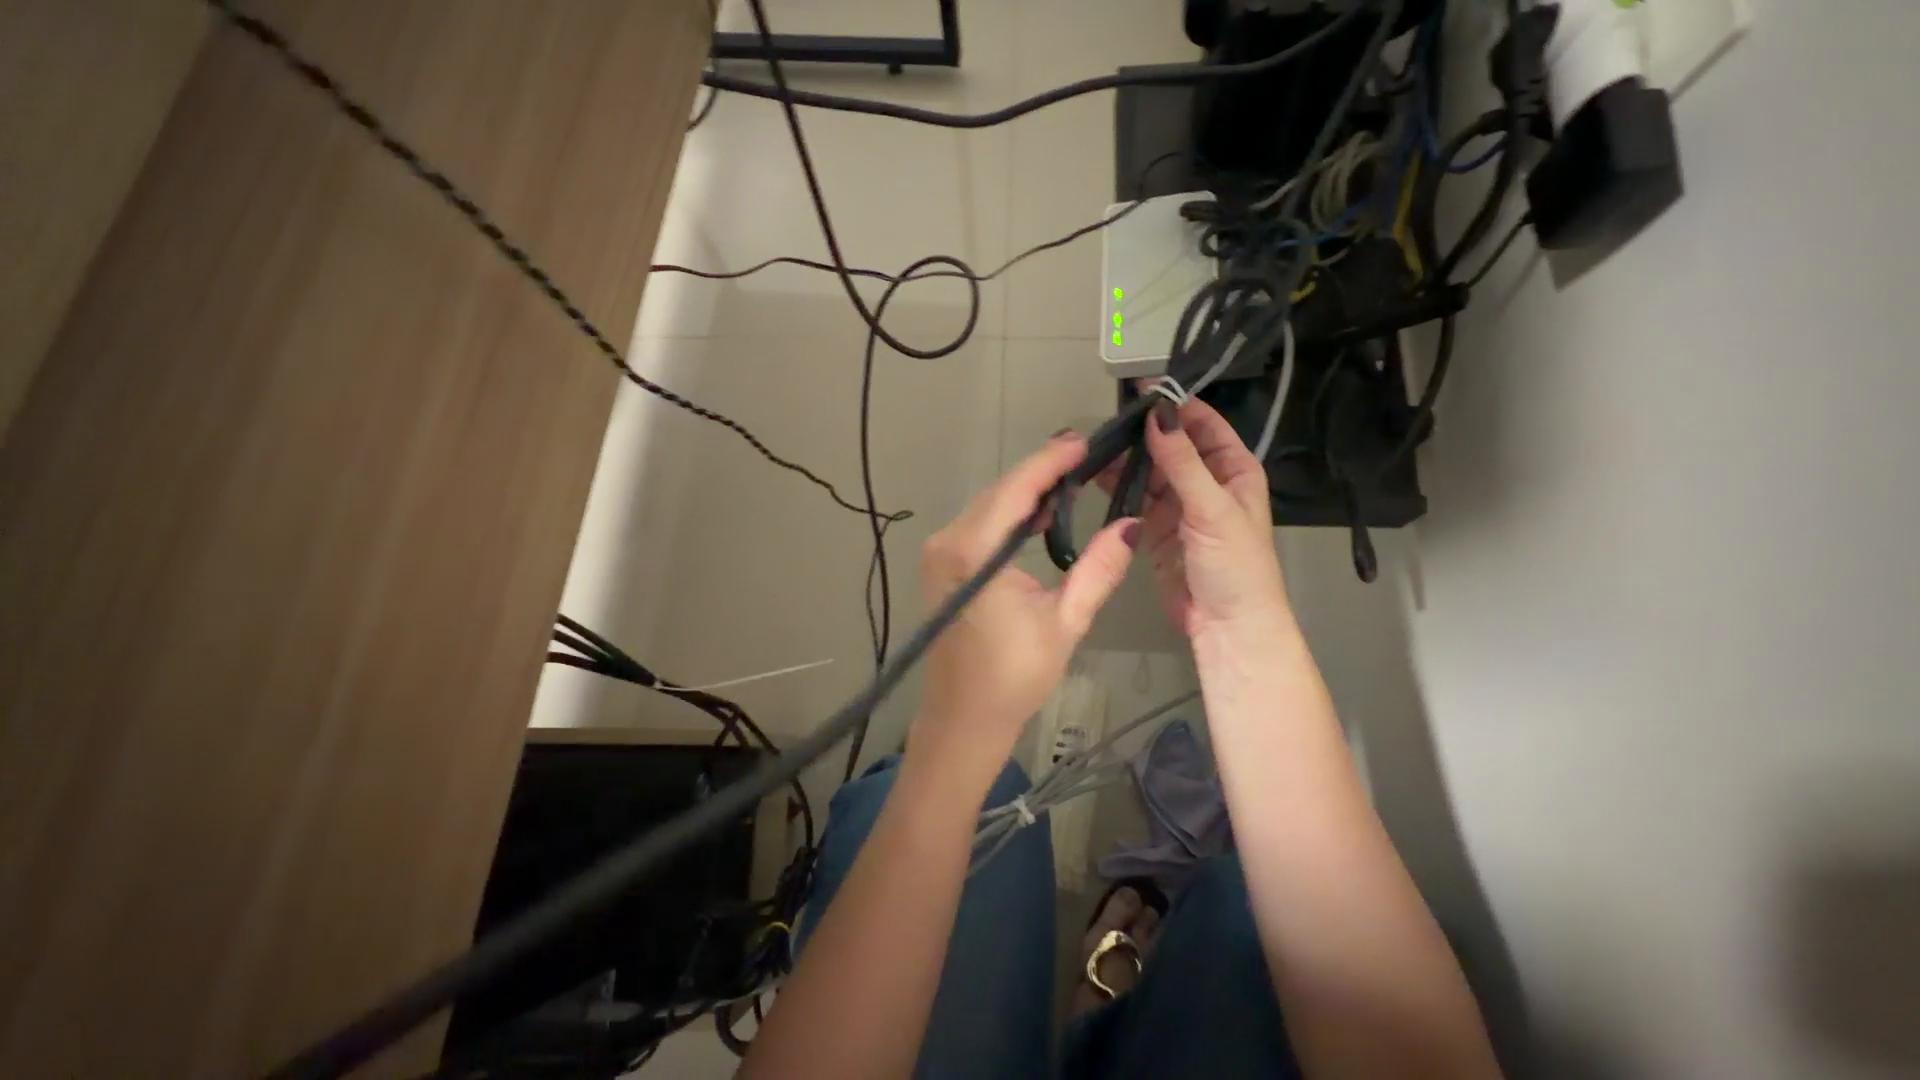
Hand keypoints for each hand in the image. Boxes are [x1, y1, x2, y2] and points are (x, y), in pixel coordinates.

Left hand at [909, 433, 1136, 782]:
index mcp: (973, 552)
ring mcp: (938, 552)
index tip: (1084, 441)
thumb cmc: (1014, 676)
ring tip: (1072, 478)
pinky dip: (1009, 514)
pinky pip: (978, 525)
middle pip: (999, 493)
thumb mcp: (1066, 621)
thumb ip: (1099, 569)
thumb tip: (1131, 525)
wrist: (963, 717)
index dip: (1050, 462)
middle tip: (1087, 455)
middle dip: (1041, 472)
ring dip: (1025, 492)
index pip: (1016, 490)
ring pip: (987, 506)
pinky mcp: (941, 565)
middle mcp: (947, 542)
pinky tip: (1041, 513)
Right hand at [1113, 398, 1290, 641]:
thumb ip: (1182, 462)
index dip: (1175, 405)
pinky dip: (1117, 486)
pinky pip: (1135, 497)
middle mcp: (1206, 481)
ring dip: (1125, 459)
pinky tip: (1094, 474)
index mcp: (1233, 469)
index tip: (1139, 389)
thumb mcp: (1212, 509)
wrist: (1226, 627)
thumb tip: (1158, 414)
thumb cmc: (1234, 565)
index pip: (1203, 424)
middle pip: (1170, 445)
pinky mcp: (1156, 528)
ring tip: (1092, 445)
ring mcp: (1179, 505)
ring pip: (1149, 470)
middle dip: (1141, 432)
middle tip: (1104, 420)